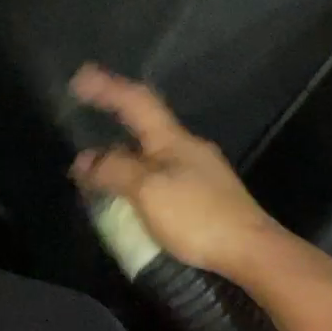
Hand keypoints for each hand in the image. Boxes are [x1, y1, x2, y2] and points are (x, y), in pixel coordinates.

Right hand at [68, 63, 285, 276]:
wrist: (252, 252)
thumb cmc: (199, 216)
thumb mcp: (149, 191)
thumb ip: (115, 171)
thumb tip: (85, 160)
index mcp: (173, 140)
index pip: (136, 101)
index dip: (107, 88)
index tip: (79, 78)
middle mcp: (188, 150)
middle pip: (143, 132)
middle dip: (111, 136)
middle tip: (82, 155)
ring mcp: (200, 175)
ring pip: (152, 160)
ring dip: (124, 165)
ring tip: (99, 184)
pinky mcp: (204, 200)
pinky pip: (161, 182)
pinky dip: (139, 186)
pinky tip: (131, 206)